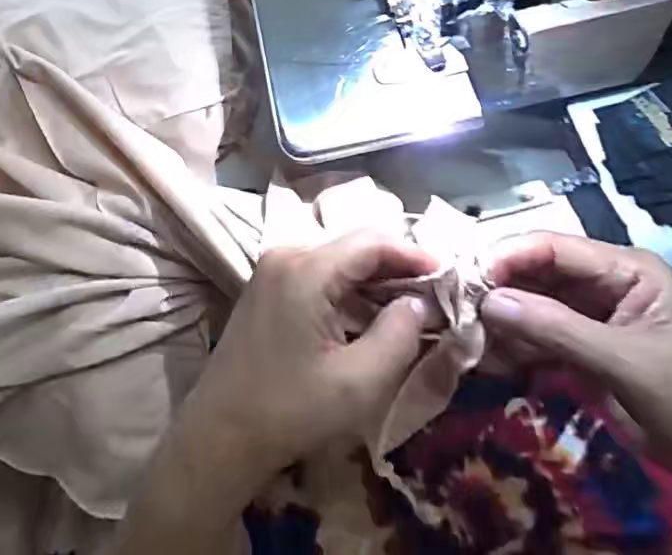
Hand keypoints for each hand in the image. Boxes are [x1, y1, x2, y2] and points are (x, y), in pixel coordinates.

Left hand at [184, 231, 437, 475]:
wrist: (222, 430)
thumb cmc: (291, 409)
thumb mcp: (358, 383)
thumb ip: (398, 336)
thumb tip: (419, 303)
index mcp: (305, 269)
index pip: (370, 241)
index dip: (413, 253)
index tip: (449, 275)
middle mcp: (286, 255)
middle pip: (353, 246)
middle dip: (397, 267)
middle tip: (438, 294)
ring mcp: (272, 269)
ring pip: (337, 259)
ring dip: (375, 279)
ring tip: (414, 305)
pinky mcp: (268, 286)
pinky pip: (319, 274)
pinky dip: (350, 288)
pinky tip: (373, 313)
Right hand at [478, 235, 671, 554]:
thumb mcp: (629, 364)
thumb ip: (557, 328)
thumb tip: (488, 301)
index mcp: (628, 270)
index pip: (554, 247)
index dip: (509, 256)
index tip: (470, 276)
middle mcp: (606, 283)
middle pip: (538, 271)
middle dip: (500, 287)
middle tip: (459, 304)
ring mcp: (595, 316)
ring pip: (533, 303)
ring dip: (503, 319)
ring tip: (469, 335)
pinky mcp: (587, 347)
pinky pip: (540, 334)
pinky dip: (516, 345)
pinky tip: (490, 357)